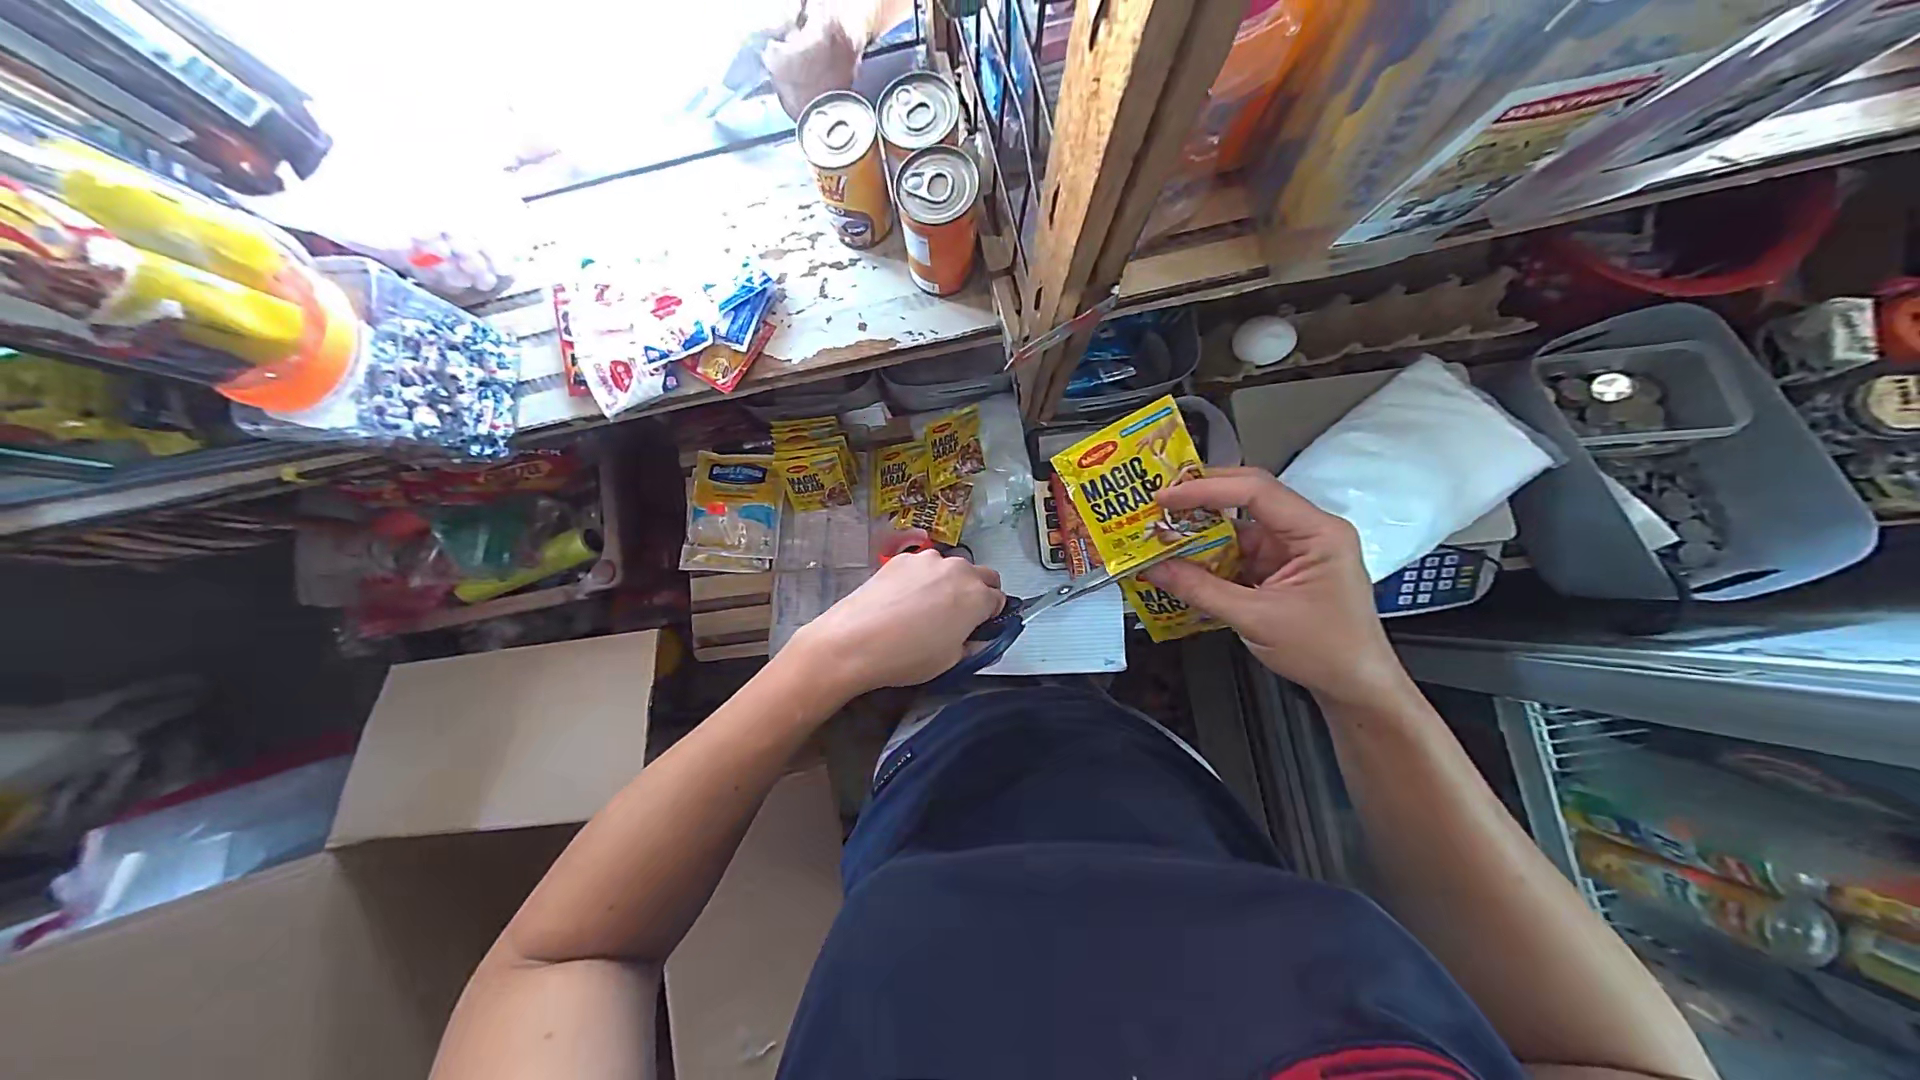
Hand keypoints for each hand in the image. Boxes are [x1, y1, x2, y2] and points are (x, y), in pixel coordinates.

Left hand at [783, 549, 1004, 697]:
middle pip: (983, 575)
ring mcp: (928, 560)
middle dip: (979, 592)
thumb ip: (973, 645)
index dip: (992, 615)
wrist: (853, 641)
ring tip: (926, 607)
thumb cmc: (906, 657)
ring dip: (949, 582)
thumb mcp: (950, 661)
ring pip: (951, 568)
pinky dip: (922, 578)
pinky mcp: (901, 558)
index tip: (980, 627)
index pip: (999, 600)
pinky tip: (903, 599)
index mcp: (977, 596)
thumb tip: (977, 638)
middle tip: (960, 616)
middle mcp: (958, 570)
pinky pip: (923, 566)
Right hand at [1141, 467, 1411, 707]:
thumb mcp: (1255, 619)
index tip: (1166, 497)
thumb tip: (1155, 568)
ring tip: (1163, 533)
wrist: (1355, 684)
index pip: (1255, 492)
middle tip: (1159, 504)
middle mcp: (1308, 530)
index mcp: (1318, 532)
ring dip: (1202, 530)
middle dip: (1201, 499)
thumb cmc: (1326, 651)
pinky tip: (1182, 560)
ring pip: (1239, 525)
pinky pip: (1239, 549)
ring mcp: (1293, 548)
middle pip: (1247, 497)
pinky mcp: (1281, 566)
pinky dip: (1210, 554)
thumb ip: (1201, 590)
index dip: (1206, 489)